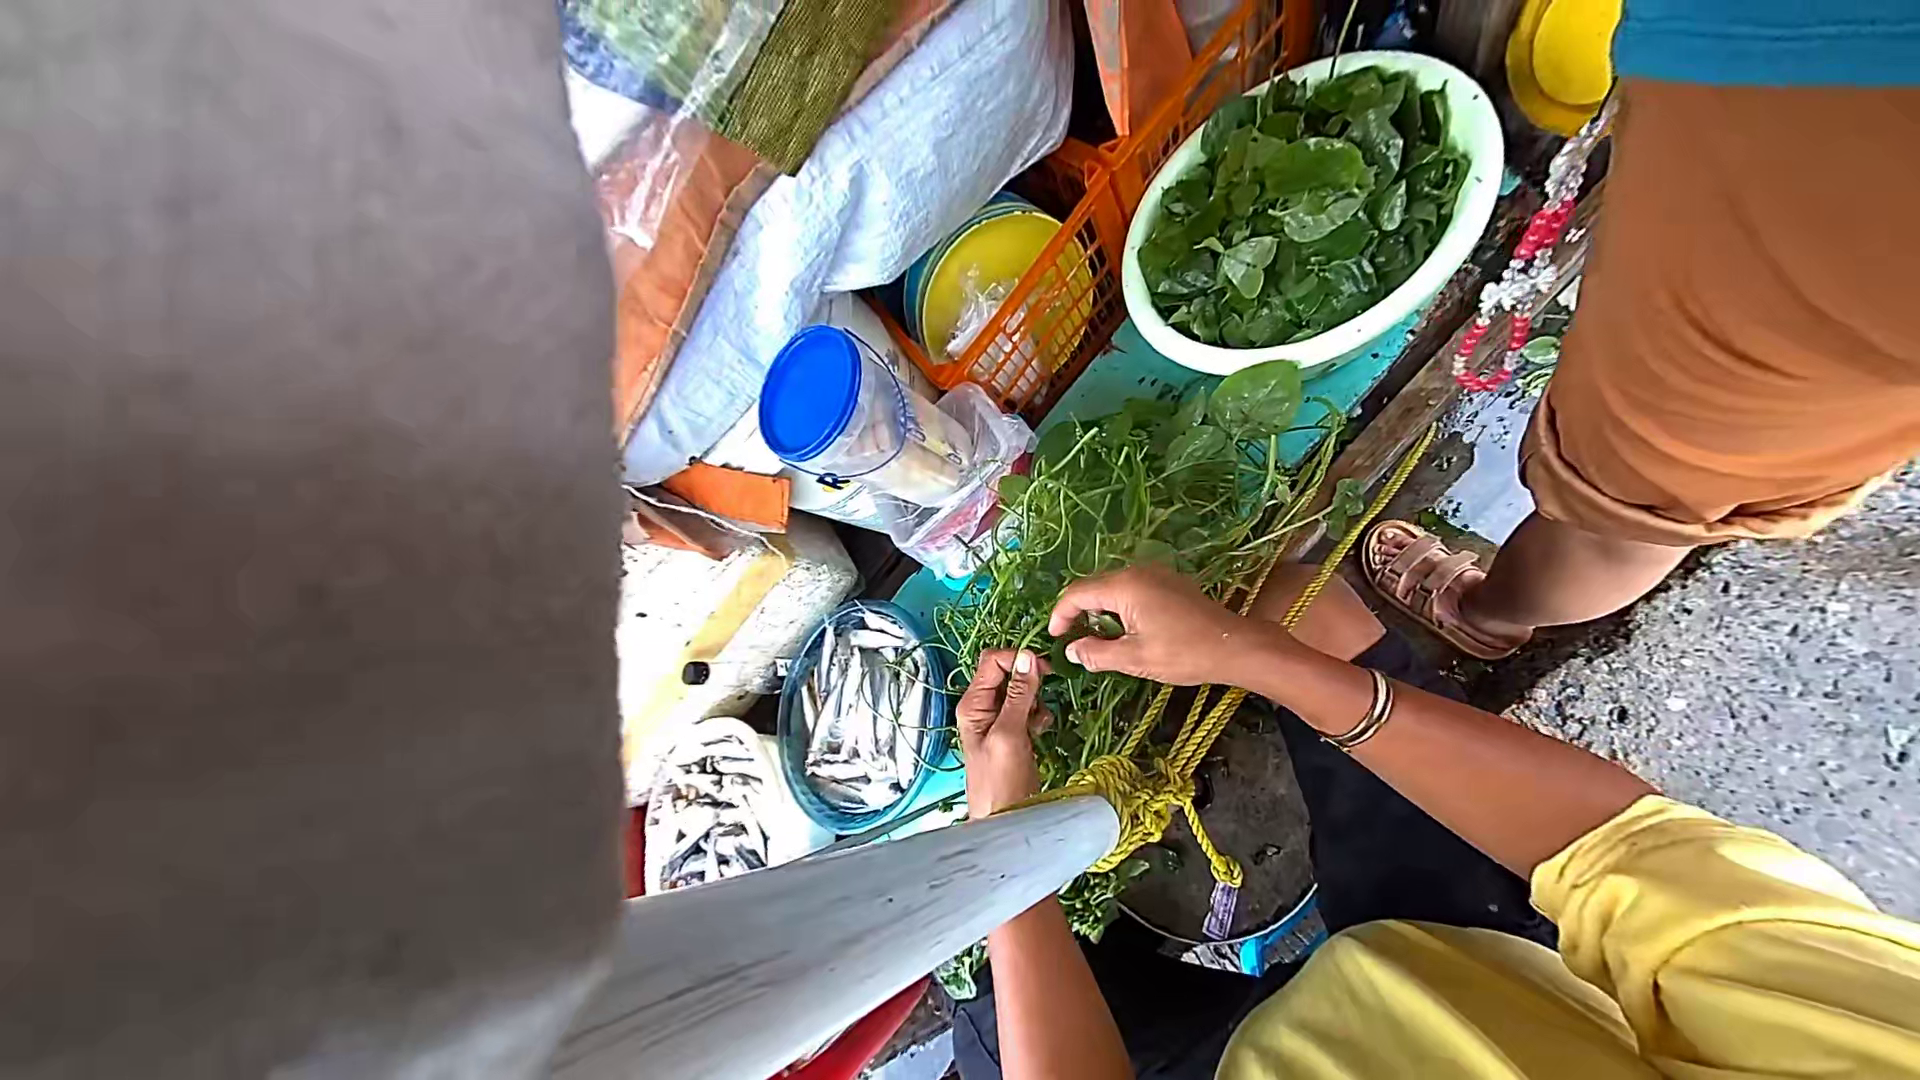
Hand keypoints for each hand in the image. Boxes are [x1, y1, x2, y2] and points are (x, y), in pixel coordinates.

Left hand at [956, 648, 1052, 819]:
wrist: (1006, 823)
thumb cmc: (1001, 783)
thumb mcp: (1010, 735)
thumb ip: (1019, 696)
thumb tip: (1028, 658)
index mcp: (973, 703)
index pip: (992, 661)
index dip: (1017, 659)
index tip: (1043, 668)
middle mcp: (982, 707)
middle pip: (1006, 672)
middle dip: (1028, 678)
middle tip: (1044, 694)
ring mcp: (998, 720)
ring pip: (1020, 690)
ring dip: (1035, 698)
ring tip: (1039, 719)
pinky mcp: (1013, 733)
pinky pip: (1027, 709)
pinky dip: (1037, 713)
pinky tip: (1041, 728)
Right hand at [1048, 564, 1287, 685]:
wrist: (1236, 646)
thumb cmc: (1184, 653)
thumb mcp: (1135, 659)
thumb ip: (1097, 654)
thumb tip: (1072, 651)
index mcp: (1124, 586)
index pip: (1077, 593)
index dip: (1060, 615)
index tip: (1055, 638)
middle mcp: (1136, 572)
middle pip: (1092, 586)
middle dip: (1077, 612)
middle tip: (1072, 639)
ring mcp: (1154, 574)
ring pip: (1111, 587)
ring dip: (1098, 609)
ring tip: (1095, 637)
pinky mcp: (1167, 581)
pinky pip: (1129, 588)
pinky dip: (1117, 606)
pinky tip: (1122, 628)